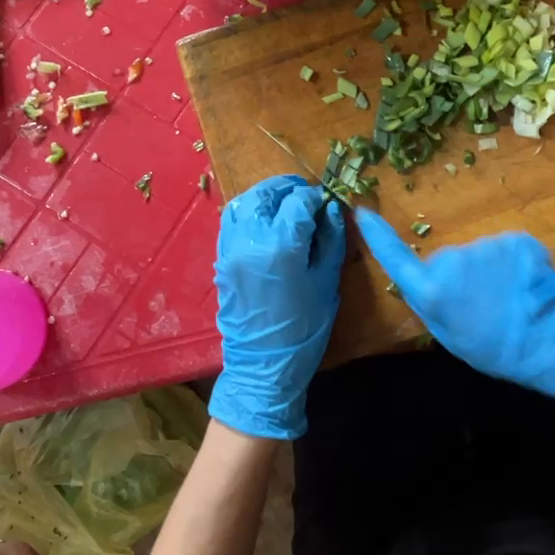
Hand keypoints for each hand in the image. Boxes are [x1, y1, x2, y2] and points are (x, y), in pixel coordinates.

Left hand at [210, 175, 346, 439]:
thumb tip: (332, 209)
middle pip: (267, 193)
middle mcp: (250, 238)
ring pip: (245, 202)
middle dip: (289, 190)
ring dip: (267, 197)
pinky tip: (267, 221)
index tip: (328, 203)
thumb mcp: (327, 282)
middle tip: (308, 199)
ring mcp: (231, 247)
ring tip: (286, 205)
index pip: (298, 200)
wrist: (264, 364)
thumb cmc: (305, 326)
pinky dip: (250, 211)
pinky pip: (233, 221)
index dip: (316, 197)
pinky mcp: (222, 258)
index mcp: (280, 245)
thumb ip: (331, 240)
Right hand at [356, 212, 554, 428]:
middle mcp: (453, 261)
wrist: (548, 343)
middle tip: (482, 305)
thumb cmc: (493, 348)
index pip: (396, 258)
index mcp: (432, 291)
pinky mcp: (517, 239)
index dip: (378, 236)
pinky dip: (517, 264)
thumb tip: (425, 279)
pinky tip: (527, 287)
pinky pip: (508, 249)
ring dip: (492, 271)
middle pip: (449, 258)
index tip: (361, 213)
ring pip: (481, 254)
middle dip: (461, 275)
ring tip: (509, 300)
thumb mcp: (449, 334)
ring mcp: (487, 246)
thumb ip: (431, 301)